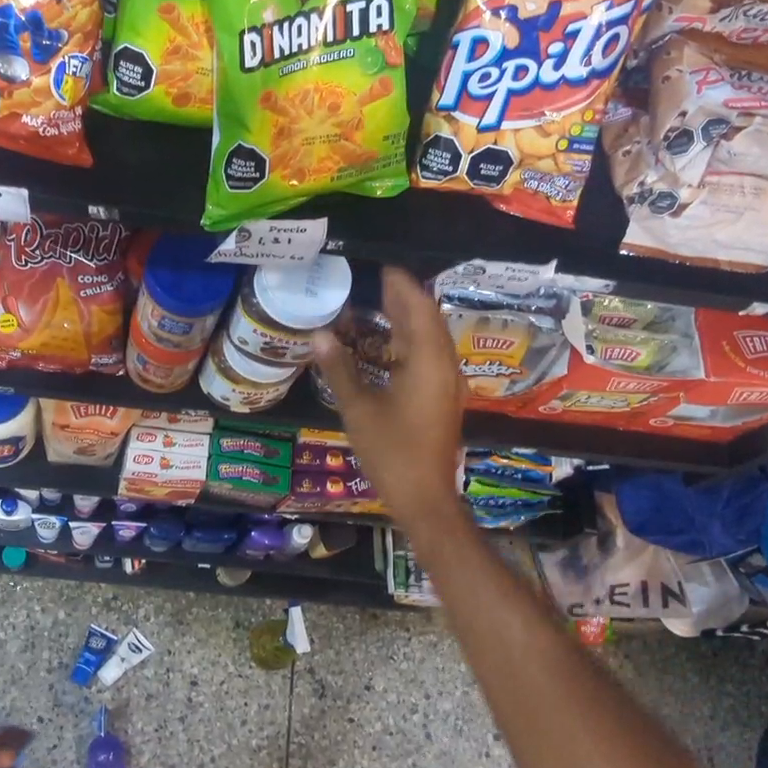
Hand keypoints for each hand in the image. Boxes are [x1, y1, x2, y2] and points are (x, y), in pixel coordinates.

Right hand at [312, 266, 465, 519]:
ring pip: (432, 340)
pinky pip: (430, 358)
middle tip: (377, 284)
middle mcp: (445, 368)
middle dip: (405, 301)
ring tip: (380, 308)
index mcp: (428, 363)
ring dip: (409, 322)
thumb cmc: (391, 452)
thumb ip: (340, 368)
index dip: (403, 287)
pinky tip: (388, 348)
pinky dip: (411, 344)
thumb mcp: (358, 409)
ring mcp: (448, 385)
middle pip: (429, 321)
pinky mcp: (444, 400)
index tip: (384, 269)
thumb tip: (320, 334)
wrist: (424, 497)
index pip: (419, 310)